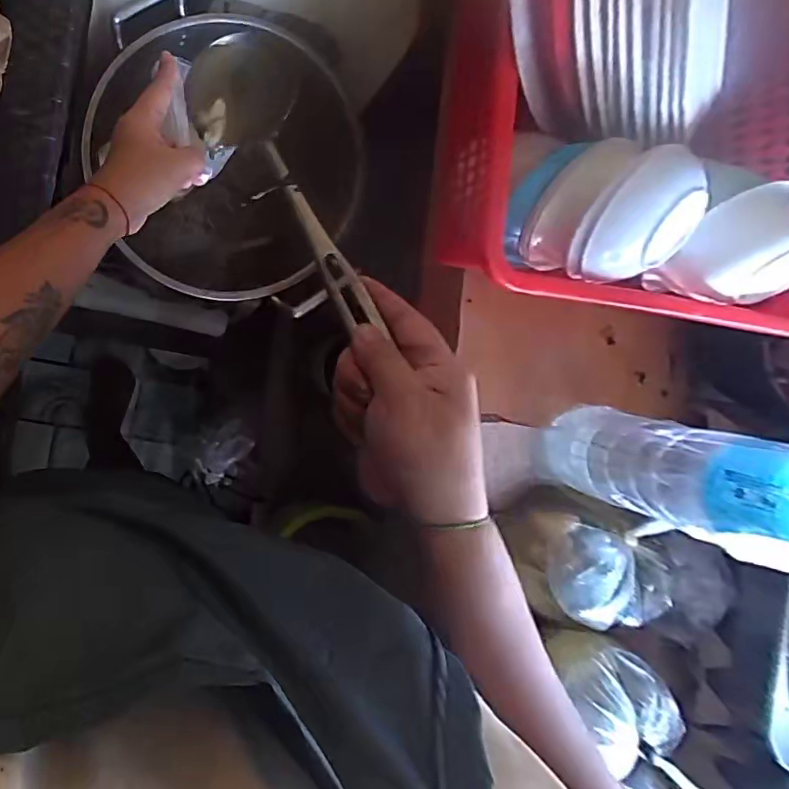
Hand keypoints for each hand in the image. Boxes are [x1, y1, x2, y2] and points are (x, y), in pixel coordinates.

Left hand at [91, 52, 208, 233]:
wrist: (113, 209)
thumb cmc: (144, 178)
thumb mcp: (181, 165)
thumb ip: (197, 157)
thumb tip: (200, 162)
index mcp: (142, 118)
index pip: (159, 88)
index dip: (167, 72)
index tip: (168, 57)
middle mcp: (134, 130)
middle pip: (162, 115)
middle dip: (180, 118)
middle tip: (196, 112)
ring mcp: (131, 150)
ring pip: (162, 142)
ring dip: (180, 151)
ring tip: (199, 163)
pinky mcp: (132, 170)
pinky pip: (158, 161)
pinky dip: (172, 168)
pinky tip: (187, 180)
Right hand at [332, 277, 487, 525]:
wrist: (429, 510)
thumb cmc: (425, 451)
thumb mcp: (402, 399)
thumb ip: (379, 357)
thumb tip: (361, 327)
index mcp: (437, 364)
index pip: (404, 319)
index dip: (378, 298)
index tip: (351, 277)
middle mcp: (418, 375)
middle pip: (369, 347)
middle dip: (358, 370)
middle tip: (366, 394)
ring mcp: (398, 398)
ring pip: (354, 374)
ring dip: (353, 396)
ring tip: (368, 422)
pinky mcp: (380, 418)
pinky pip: (351, 399)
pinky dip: (351, 415)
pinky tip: (364, 434)